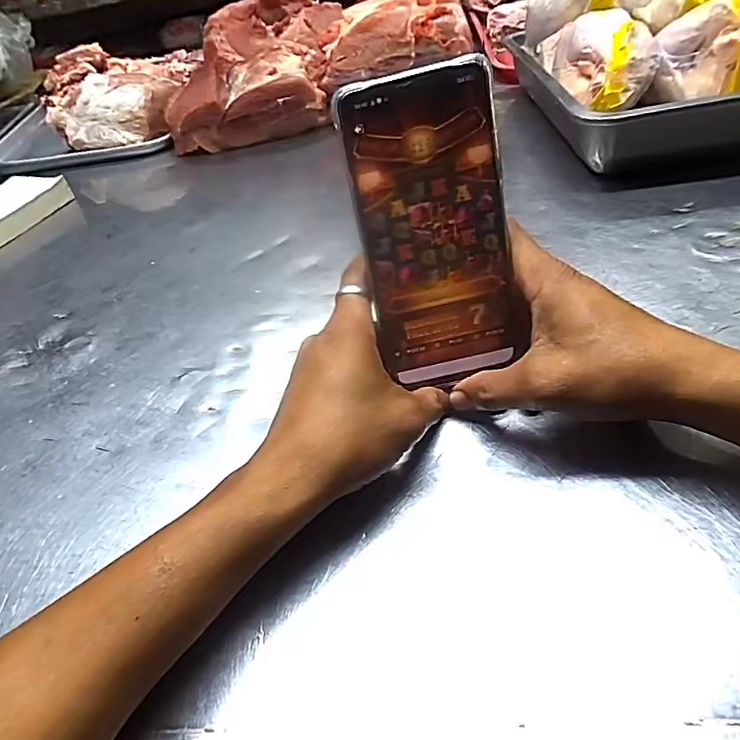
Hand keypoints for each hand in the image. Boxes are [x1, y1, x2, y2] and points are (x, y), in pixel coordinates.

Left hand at [255, 257, 448, 496]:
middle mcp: (321, 339)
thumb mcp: (407, 417)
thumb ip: (431, 399)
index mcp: (346, 330)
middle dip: (389, 321)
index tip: (398, 265)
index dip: (376, 267)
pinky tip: (378, 394)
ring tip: (408, 364)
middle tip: (424, 327)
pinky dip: (356, 373)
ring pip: (346, 346)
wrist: (295, 474)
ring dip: (373, 352)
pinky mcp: (300, 390)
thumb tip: (444, 394)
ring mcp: (306, 366)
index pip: (357, 280)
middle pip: (357, 316)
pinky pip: (334, 368)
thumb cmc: (352, 433)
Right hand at [450, 221, 730, 419]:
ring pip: (510, 290)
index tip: (430, 231)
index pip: (502, 232)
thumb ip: (492, 388)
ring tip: (436, 310)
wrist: (679, 381)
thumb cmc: (613, 369)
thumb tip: (452, 394)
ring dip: (478, 299)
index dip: (466, 226)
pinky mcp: (571, 323)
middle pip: (498, 262)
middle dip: (460, 269)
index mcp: (544, 277)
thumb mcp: (544, 384)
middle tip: (418, 280)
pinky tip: (479, 340)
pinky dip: (499, 320)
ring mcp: (563, 301)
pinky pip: (524, 312)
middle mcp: (552, 281)